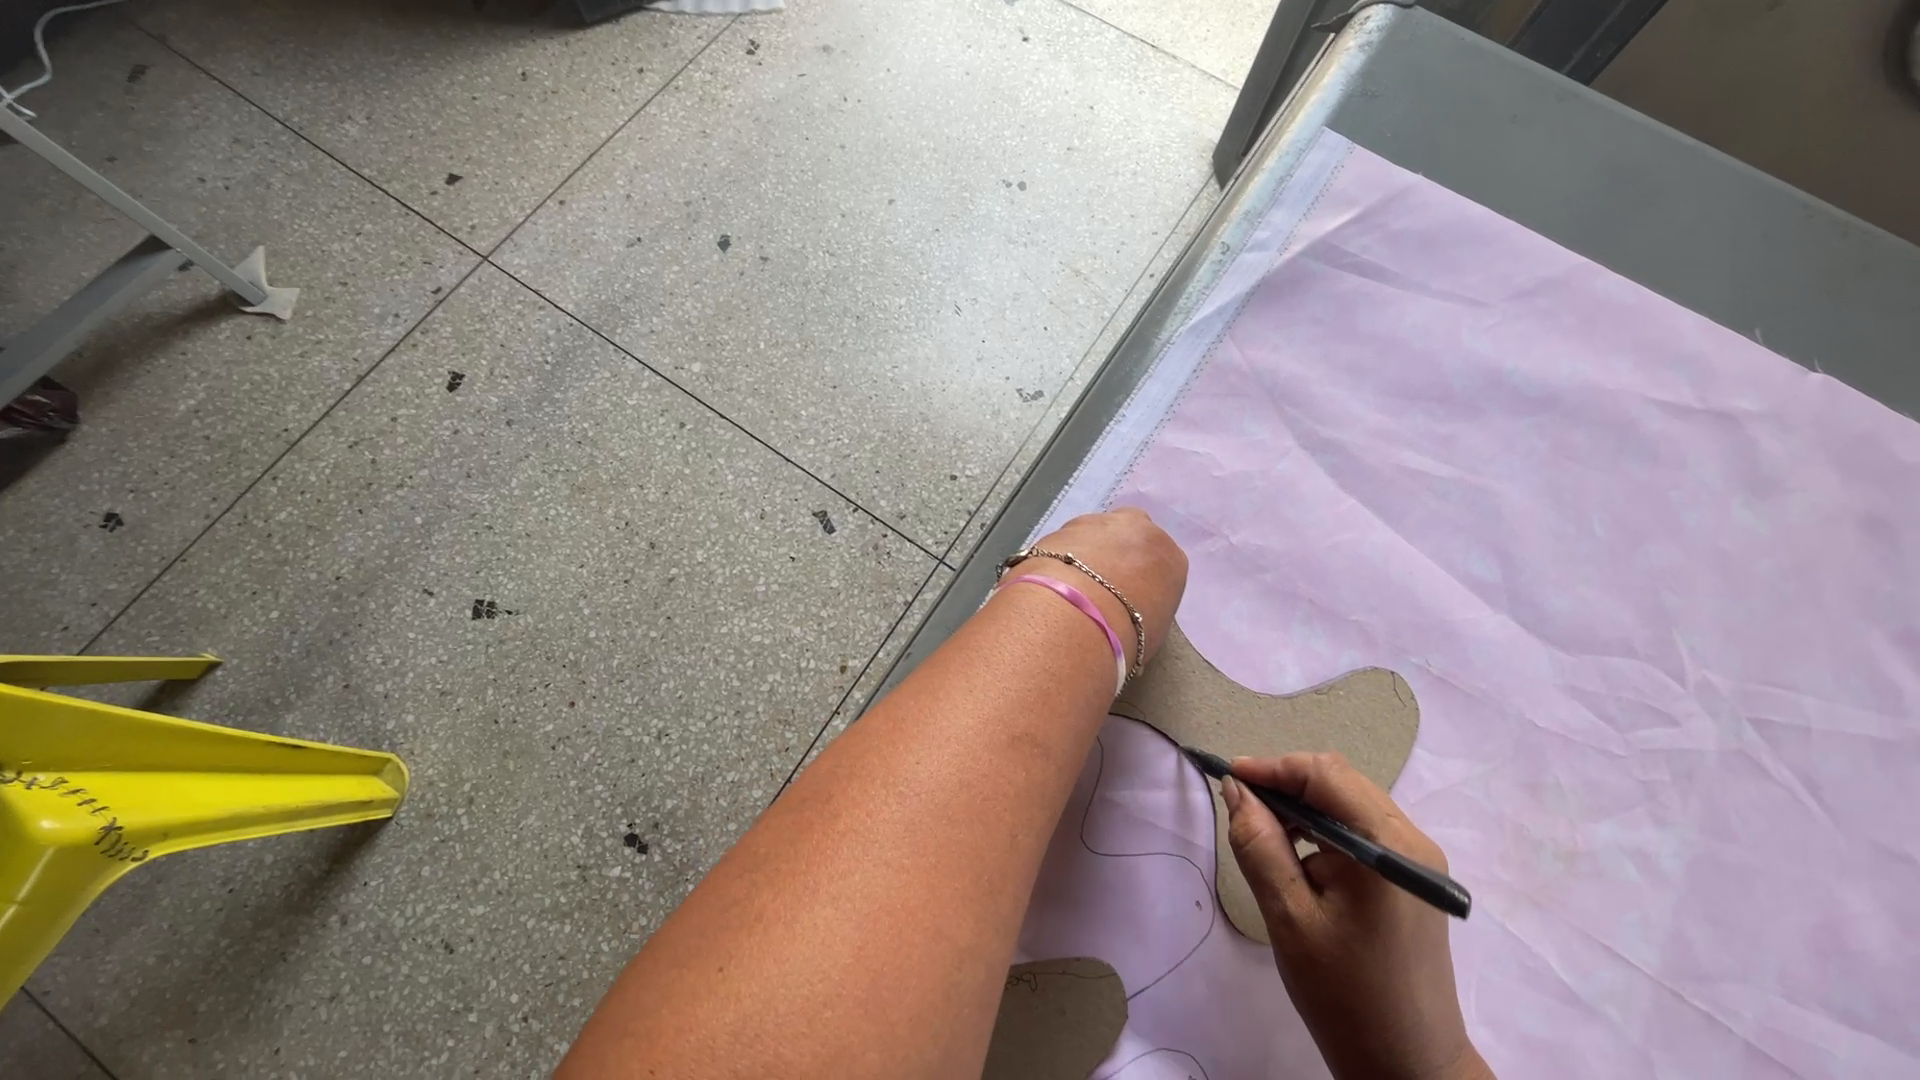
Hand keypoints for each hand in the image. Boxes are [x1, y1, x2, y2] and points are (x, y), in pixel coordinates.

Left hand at [1010, 507, 1186, 668]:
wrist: (1075, 616)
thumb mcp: (1152, 631)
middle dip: (1119, 550)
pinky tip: (1051, 580)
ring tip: (1071, 584)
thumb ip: (1147, 610)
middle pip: (1132, 531)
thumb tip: (1131, 614)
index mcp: (1171, 558)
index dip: (1144, 579)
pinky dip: (1060, 555)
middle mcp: (1139, 530)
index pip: (1162, 563)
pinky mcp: (1061, 526)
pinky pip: (1065, 540)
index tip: (1130, 598)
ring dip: (1088, 551)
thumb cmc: (1126, 634)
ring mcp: (1098, 523)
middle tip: (1101, 584)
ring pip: (1096, 530)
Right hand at [1223, 754, 1492, 1079]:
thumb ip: (1259, 844)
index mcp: (1387, 846)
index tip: (1227, 778)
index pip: (1324, 775)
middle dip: (1285, 785)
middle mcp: (1411, 841)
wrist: (1408, 1066)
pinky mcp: (1412, 880)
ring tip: (1262, 832)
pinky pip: (1361, 831)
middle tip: (1239, 807)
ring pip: (1349, 803)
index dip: (1272, 768)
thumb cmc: (1343, 993)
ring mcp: (1417, 861)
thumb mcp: (1288, 916)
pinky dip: (1323, 830)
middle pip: (1339, 782)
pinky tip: (1297, 856)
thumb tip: (1237, 789)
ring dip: (1303, 807)